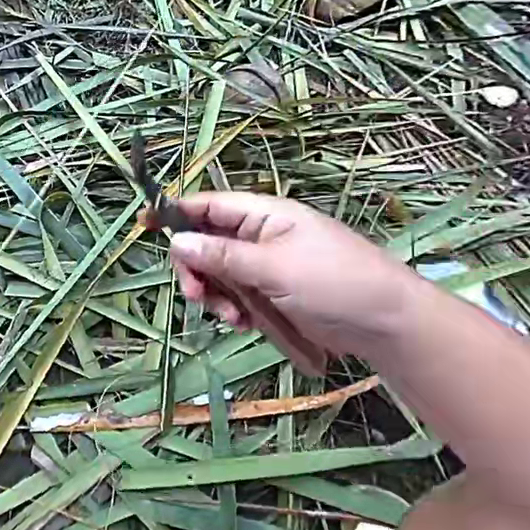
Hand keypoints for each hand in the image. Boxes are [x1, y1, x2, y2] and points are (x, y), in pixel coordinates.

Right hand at [168, 192, 428, 366]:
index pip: (209, 206)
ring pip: (220, 274)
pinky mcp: (275, 293)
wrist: (386, 322)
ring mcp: (268, 266)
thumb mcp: (274, 268)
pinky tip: (245, 323)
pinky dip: (234, 309)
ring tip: (233, 317)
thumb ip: (224, 255)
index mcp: (265, 215)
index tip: (143, 225)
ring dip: (216, 294)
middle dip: (197, 269)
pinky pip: (238, 295)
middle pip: (207, 243)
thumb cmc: (335, 282)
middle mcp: (262, 235)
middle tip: (197, 296)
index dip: (176, 214)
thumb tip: (177, 241)